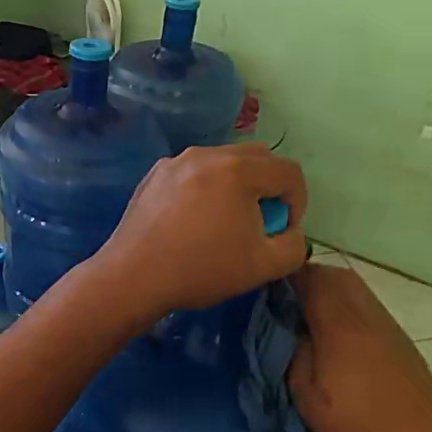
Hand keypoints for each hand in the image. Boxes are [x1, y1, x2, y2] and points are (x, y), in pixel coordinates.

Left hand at [90, 143, 306, 318]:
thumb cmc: (201, 270)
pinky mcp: (155, 173)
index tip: (284, 230)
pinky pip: (194, 171)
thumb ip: (294, 245)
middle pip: (258, 157)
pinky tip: (193, 219)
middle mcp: (208, 154)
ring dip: (237, 185)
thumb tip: (289, 230)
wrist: (133, 277)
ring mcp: (177, 160)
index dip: (298, 202)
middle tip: (259, 222)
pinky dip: (205, 187)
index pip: (289, 172)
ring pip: (223, 161)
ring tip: (225, 220)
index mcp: (239, 170)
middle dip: (270, 187)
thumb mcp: (264, 267)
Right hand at [286, 264, 431, 431]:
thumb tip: (286, 327)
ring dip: (326, 295)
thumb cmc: (359, 428)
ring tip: (303, 324)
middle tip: (280, 308)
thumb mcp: (306, 394)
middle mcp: (366, 313)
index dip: (282, 278)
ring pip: (352, 289)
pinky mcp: (399, 341)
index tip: (260, 295)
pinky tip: (332, 341)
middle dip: (304, 281)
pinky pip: (365, 308)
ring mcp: (387, 326)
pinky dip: (344, 310)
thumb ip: (291, 351)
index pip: (308, 276)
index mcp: (340, 322)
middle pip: (334, 275)